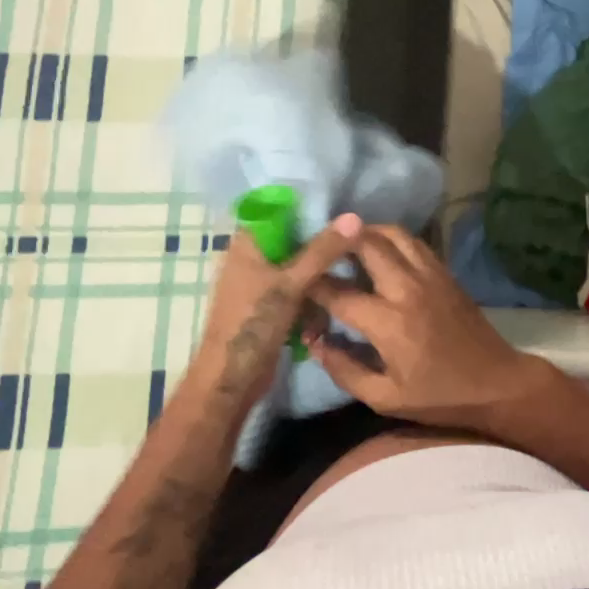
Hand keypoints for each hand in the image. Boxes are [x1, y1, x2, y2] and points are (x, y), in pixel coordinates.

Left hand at [197, 213, 362, 408]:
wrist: (231, 380)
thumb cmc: (253, 324)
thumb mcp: (291, 283)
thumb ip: (323, 251)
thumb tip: (355, 217)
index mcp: (247, 244)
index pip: (280, 210)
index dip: (310, 208)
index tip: (344, 211)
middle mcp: (251, 258)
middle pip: (293, 238)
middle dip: (321, 242)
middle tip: (357, 241)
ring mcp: (260, 283)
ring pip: (298, 265)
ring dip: (320, 270)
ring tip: (353, 267)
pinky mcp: (269, 306)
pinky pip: (298, 288)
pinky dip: (314, 291)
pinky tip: (337, 294)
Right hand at [307, 226, 555, 430]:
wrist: (496, 382)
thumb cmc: (439, 397)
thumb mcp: (385, 397)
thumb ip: (345, 369)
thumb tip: (314, 342)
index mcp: (390, 322)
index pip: (338, 292)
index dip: (311, 287)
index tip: (294, 287)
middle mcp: (408, 288)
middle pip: (365, 243)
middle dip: (336, 243)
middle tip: (316, 252)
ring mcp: (430, 274)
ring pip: (393, 233)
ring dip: (366, 233)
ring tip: (344, 245)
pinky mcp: (445, 272)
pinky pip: (413, 242)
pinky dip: (390, 239)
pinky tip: (378, 253)